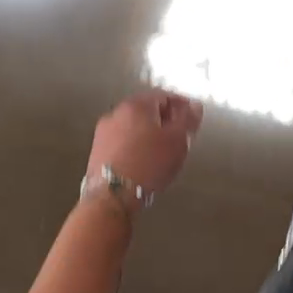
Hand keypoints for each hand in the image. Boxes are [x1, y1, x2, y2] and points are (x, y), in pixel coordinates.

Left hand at [87, 90, 203, 203]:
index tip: (191, 119)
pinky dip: (135, 143)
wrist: (111, 196)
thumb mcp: (178, 140)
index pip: (164, 96)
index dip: (181, 105)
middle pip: (147, 109)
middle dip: (164, 119)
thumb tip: (195, 105)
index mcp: (137, 105)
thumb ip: (189, 119)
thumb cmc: (150, 163)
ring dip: (149, 132)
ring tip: (162, 149)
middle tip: (179, 134)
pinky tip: (143, 158)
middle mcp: (117, 112)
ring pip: (133, 125)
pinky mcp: (97, 150)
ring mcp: (103, 131)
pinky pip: (122, 139)